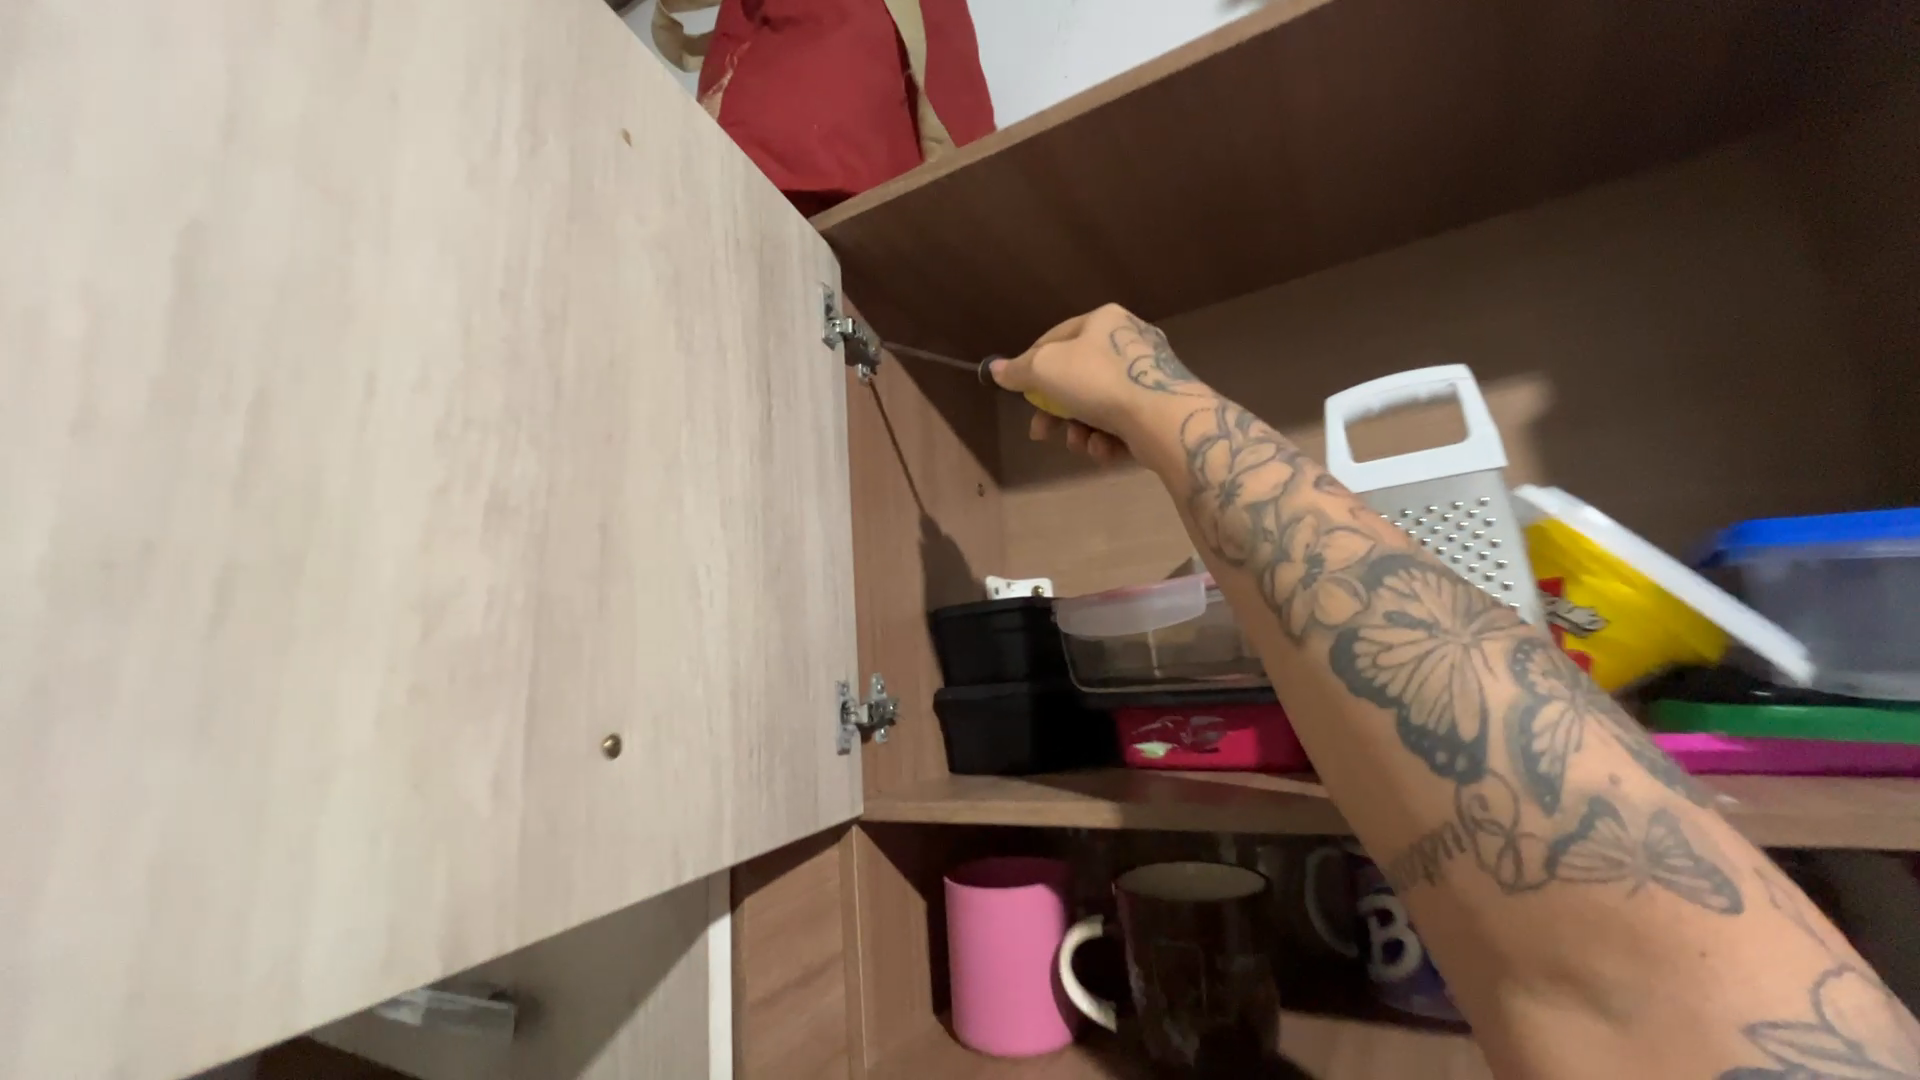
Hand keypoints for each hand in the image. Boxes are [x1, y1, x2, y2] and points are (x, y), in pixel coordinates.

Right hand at [988, 304, 1211, 464]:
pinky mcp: (1159, 409)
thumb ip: (1018, 370)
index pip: (1055, 338)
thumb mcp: (1045, 370)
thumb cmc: (1098, 382)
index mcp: (1104, 321)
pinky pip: (1121, 424)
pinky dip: (1107, 440)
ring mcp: (1148, 377)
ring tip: (1079, 445)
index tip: (1020, 394)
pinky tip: (1104, 449)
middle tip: (1041, 433)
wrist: (1162, 418)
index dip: (1031, 367)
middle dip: (1055, 411)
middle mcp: (1129, 342)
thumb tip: (995, 369)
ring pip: (1097, 406)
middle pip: (1076, 378)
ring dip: (1080, 431)